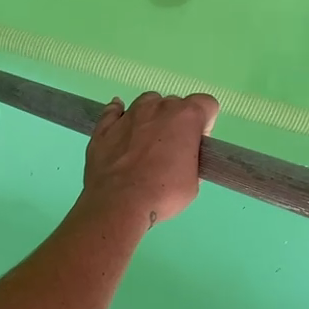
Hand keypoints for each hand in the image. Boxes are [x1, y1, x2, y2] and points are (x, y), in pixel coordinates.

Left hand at [81, 92, 217, 226]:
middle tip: (169, 150)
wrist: (118, 205)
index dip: (203, 124)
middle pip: (173, 104)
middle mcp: (157, 108)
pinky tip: (119, 125)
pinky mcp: (103, 128)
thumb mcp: (193, 181)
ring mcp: (128, 116)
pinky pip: (112, 111)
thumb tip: (181, 160)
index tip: (196, 143)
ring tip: (144, 142)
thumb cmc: (163, 194)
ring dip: (149, 117)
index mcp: (186, 116)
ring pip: (145, 104)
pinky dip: (117, 115)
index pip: (205, 104)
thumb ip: (191, 159)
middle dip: (175, 123)